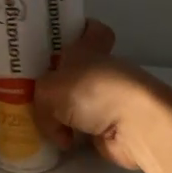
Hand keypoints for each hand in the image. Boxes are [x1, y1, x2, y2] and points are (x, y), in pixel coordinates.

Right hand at [36, 20, 171, 171]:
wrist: (136, 126)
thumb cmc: (92, 91)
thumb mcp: (48, 91)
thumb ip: (40, 103)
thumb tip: (57, 128)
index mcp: (88, 49)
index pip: (91, 29)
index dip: (80, 30)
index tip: (61, 40)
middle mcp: (102, 70)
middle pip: (78, 69)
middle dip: (60, 80)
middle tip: (34, 89)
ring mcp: (110, 99)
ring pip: (81, 100)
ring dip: (66, 112)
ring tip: (39, 121)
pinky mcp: (115, 127)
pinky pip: (86, 128)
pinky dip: (76, 136)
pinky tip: (60, 143)